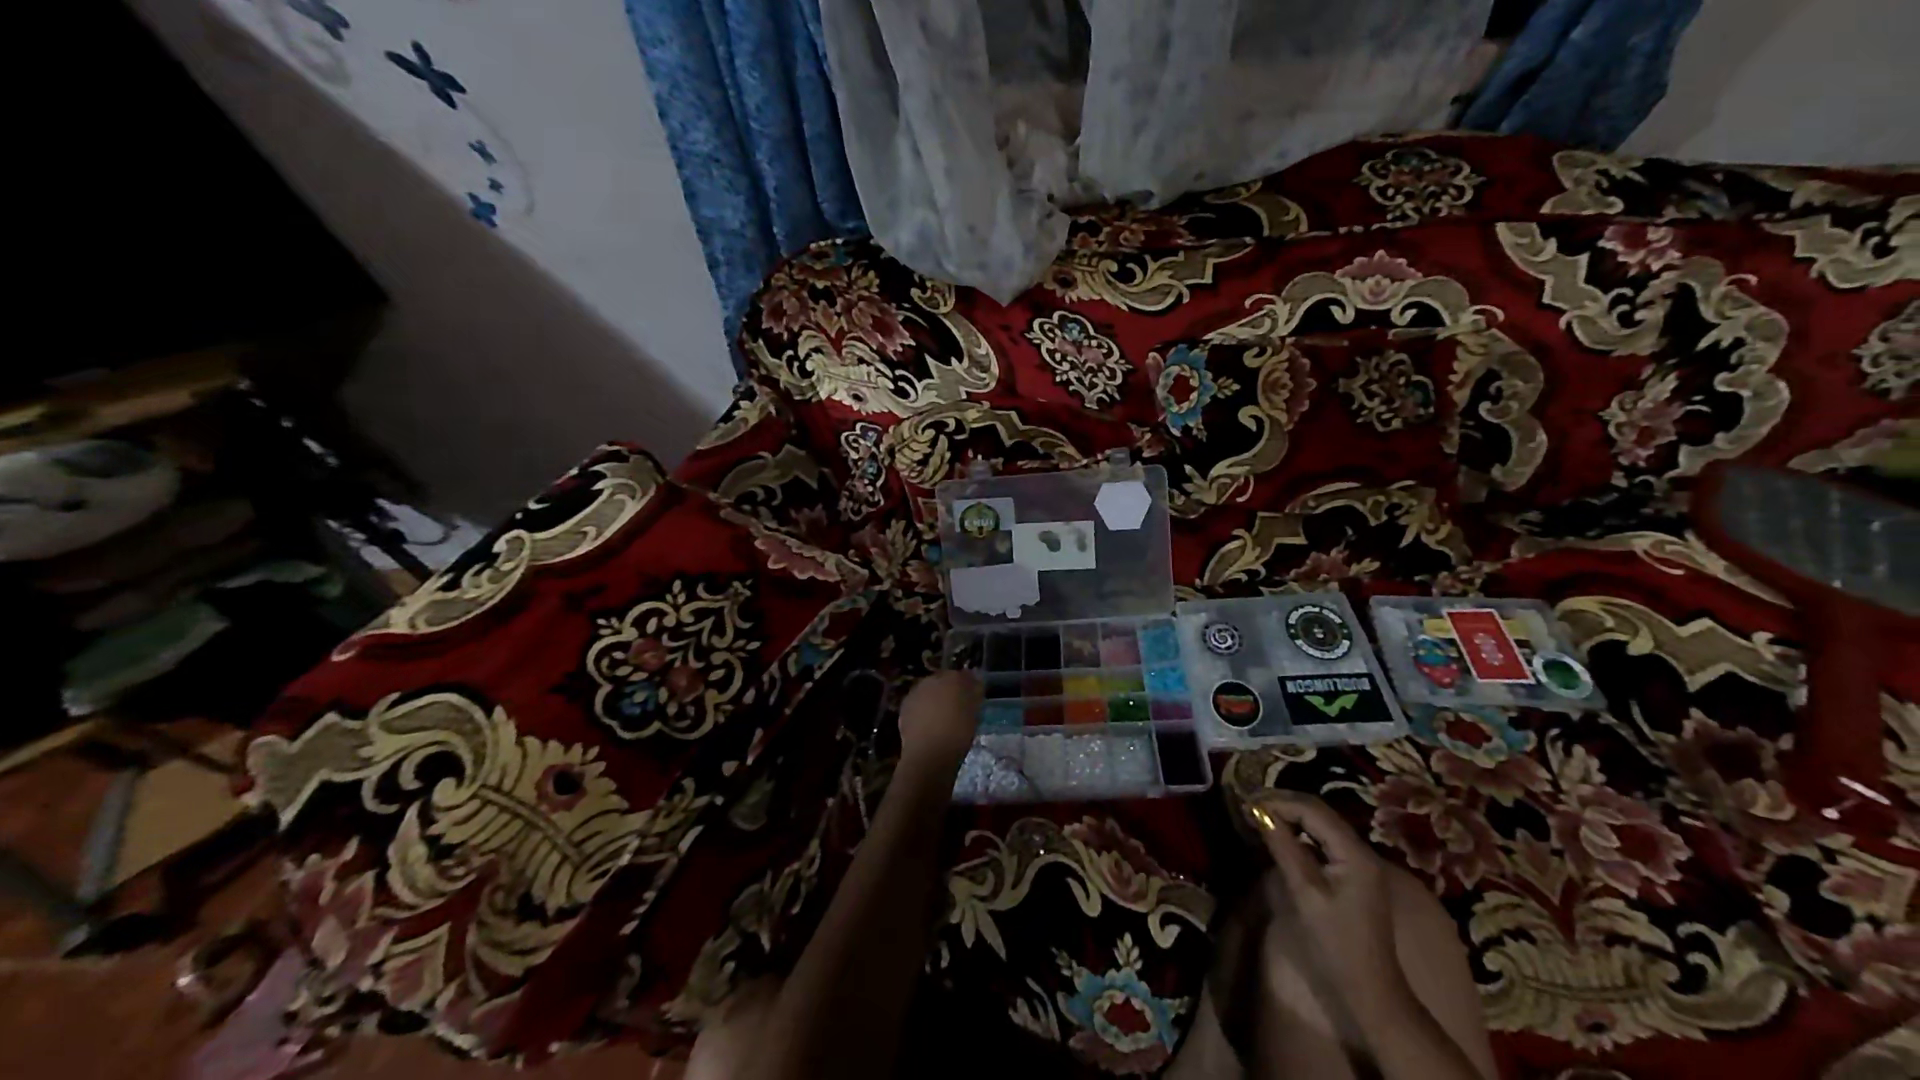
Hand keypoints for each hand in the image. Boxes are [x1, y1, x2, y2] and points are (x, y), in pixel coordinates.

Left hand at [895, 671, 981, 779]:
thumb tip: (975, 682)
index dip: (967, 685)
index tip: (972, 697)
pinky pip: (918, 705)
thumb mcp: (974, 713)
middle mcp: (931, 680)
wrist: (928, 754)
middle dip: (949, 690)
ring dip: (934, 700)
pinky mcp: (904, 707)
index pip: (963, 675)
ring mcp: (915, 692)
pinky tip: (928, 725)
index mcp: (952, 678)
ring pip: (928, 692)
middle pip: (943, 681)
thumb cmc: (958, 733)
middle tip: (957, 707)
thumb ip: (974, 693)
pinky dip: (923, 711)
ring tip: (942, 718)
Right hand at [1247, 792, 1403, 1007]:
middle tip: (1248, 804)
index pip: (1313, 810)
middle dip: (1283, 803)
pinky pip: (1323, 840)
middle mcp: (1361, 850)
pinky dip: (1300, 831)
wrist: (1368, 989)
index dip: (1278, 801)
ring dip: (1290, 815)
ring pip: (1321, 823)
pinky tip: (1280, 834)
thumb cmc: (1335, 941)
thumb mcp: (1305, 892)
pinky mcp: (1352, 873)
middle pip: (1319, 812)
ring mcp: (1359, 862)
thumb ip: (1284, 848)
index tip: (1246, 802)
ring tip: (1259, 814)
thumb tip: (1258, 812)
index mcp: (1354, 853)